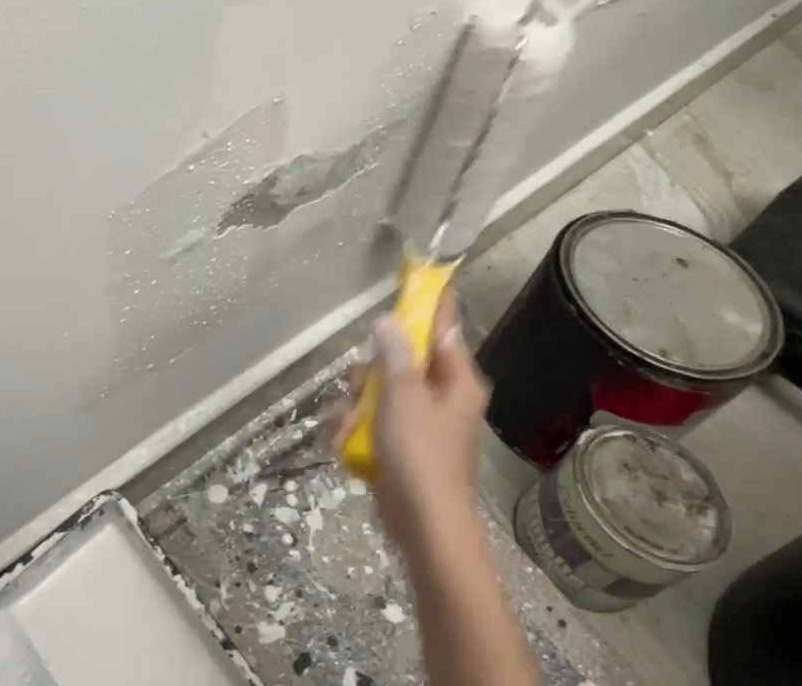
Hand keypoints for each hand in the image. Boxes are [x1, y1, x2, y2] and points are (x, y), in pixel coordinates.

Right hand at [334, 290, 490, 563]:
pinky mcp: (400, 448)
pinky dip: (354, 430)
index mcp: (457, 379)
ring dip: (354, 406)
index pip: (445, 326)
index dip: (431, 301)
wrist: (424, 527)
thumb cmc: (420, 455)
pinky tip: (344, 443)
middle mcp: (441, 397)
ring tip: (348, 426)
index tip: (419, 275)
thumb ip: (393, 353)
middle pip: (398, 360)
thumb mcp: (402, 395)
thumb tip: (388, 319)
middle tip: (359, 385)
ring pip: (377, 392)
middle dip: (368, 373)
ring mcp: (420, 423)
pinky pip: (371, 422)